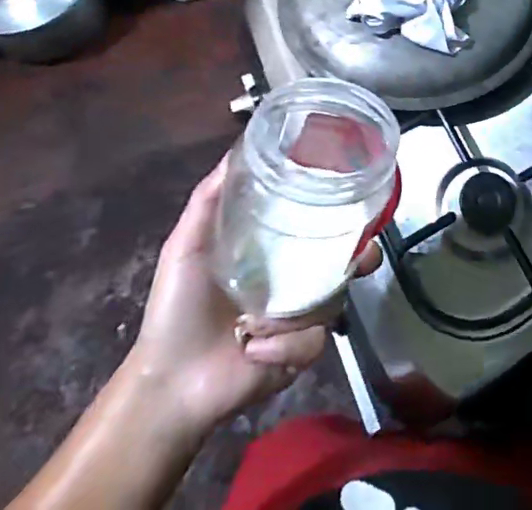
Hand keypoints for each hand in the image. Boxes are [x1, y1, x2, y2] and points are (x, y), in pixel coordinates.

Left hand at [120, 154, 382, 442]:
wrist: (170, 382)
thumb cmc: (176, 309)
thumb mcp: (186, 245)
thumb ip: (209, 198)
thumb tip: (237, 150)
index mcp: (275, 252)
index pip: (319, 226)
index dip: (344, 215)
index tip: (358, 201)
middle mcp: (296, 281)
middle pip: (344, 262)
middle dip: (360, 258)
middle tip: (361, 258)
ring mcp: (303, 318)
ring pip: (332, 301)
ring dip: (299, 312)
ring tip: (265, 322)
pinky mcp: (302, 353)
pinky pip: (313, 340)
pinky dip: (282, 345)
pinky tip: (253, 347)